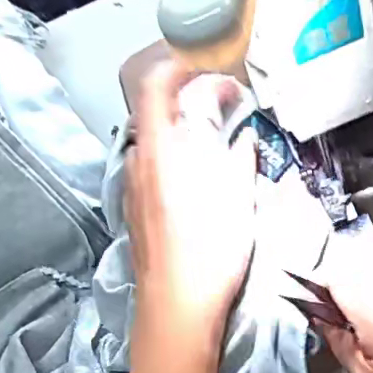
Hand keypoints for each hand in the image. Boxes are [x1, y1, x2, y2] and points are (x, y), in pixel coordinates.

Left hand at [124, 59, 257, 344]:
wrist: (177, 306)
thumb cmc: (210, 251)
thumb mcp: (235, 195)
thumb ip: (236, 154)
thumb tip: (239, 134)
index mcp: (159, 149)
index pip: (156, 82)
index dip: (181, 65)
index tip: (209, 70)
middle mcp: (137, 164)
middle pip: (156, 116)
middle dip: (189, 106)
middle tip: (223, 116)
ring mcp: (133, 192)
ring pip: (155, 149)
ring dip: (181, 141)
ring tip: (213, 155)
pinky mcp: (136, 217)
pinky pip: (153, 176)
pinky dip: (174, 169)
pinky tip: (197, 191)